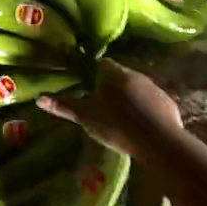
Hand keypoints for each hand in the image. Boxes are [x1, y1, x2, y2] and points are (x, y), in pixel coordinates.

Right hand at [37, 60, 181, 157]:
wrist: (159, 142)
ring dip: (127, 96)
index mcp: (113, 74)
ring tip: (117, 114)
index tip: (86, 85)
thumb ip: (63, 106)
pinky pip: (150, 100)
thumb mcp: (85, 117)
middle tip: (98, 102)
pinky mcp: (168, 103)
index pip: (102, 63)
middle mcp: (135, 74)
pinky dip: (142, 107)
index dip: (93, 72)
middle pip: (119, 74)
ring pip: (135, 87)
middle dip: (109, 85)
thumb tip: (39, 98)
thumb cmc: (116, 125)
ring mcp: (154, 88)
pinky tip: (137, 123)